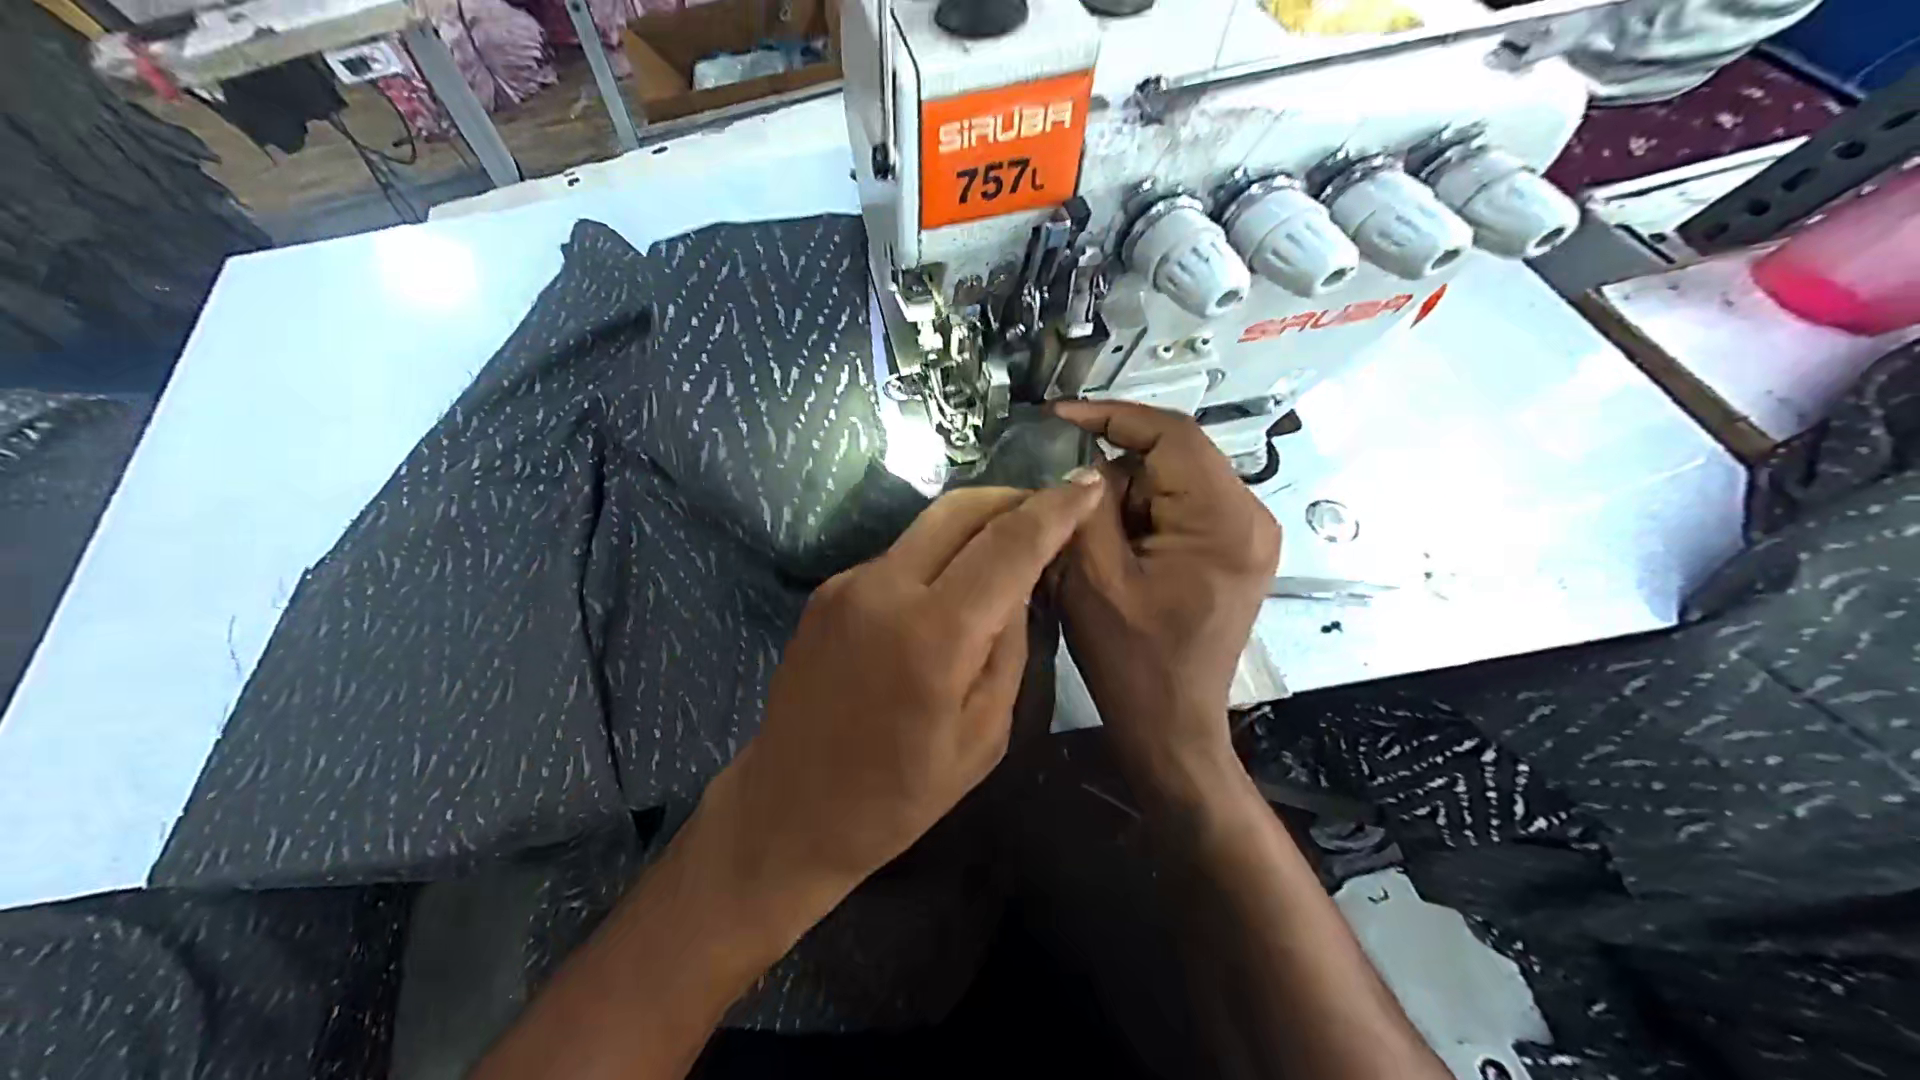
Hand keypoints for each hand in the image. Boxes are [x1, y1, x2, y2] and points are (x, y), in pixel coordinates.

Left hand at [720, 476, 1105, 889]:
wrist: (790, 809)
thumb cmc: (900, 794)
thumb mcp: (984, 734)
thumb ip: (1008, 646)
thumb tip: (1017, 583)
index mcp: (933, 635)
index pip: (1007, 545)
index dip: (1054, 510)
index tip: (1088, 486)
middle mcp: (884, 590)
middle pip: (960, 509)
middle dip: (1013, 499)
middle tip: (1049, 512)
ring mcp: (847, 585)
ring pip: (927, 527)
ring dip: (975, 528)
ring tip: (1005, 556)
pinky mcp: (827, 592)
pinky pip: (899, 556)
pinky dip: (936, 558)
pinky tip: (948, 592)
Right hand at [1050, 401, 1280, 796]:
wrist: (1172, 726)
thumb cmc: (1132, 662)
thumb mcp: (1094, 578)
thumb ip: (1087, 508)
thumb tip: (1085, 466)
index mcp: (1225, 521)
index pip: (1172, 435)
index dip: (1112, 416)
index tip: (1059, 415)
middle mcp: (1251, 518)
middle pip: (1174, 457)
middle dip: (1114, 475)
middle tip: (1069, 509)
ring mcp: (1249, 535)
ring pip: (1173, 482)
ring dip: (1125, 501)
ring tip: (1095, 549)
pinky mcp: (1235, 551)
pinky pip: (1181, 508)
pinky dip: (1141, 519)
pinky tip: (1118, 556)